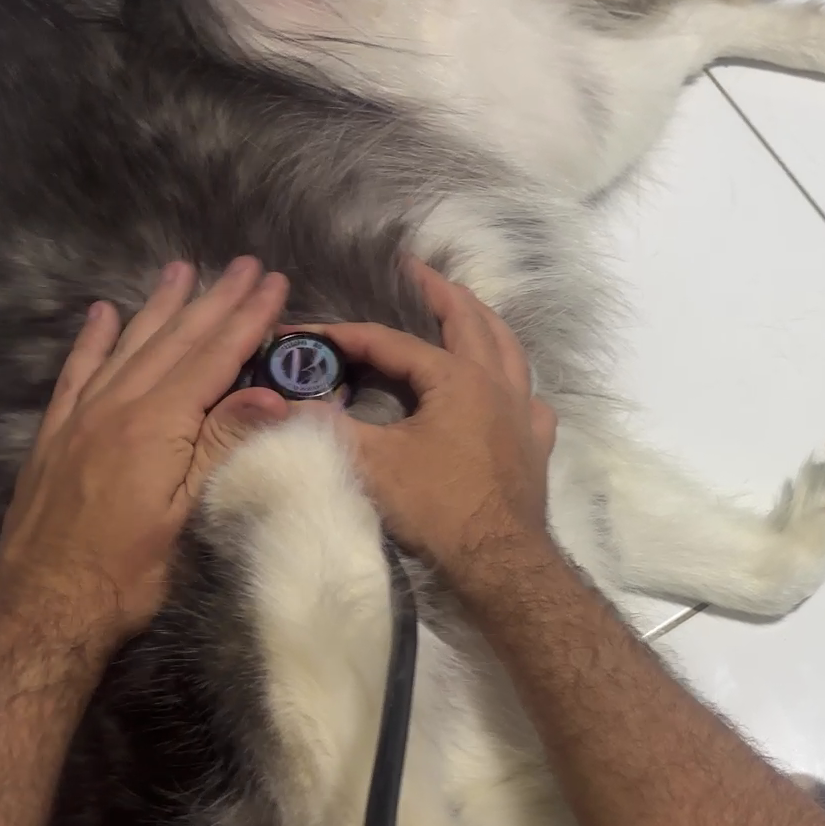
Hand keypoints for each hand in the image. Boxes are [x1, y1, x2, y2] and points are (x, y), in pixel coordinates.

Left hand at [0, 257, 291, 648]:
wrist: (47, 611)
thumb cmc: (136, 567)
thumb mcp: (194, 510)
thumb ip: (227, 445)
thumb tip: (274, 393)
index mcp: (154, 426)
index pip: (212, 358)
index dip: (247, 319)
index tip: (275, 284)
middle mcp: (114, 410)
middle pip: (173, 342)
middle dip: (214, 300)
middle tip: (245, 264)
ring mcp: (81, 420)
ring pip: (129, 348)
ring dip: (160, 307)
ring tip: (182, 270)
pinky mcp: (60, 437)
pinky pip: (79, 374)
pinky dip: (95, 340)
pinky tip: (105, 314)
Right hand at [315, 260, 557, 581]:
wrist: (497, 554)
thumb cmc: (437, 506)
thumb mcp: (370, 462)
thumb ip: (327, 425)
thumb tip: (287, 399)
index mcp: (459, 380)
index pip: (395, 343)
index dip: (347, 335)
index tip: (306, 335)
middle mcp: (499, 385)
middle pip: (472, 324)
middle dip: (442, 293)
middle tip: (417, 271)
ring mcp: (525, 412)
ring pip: (510, 352)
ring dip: (485, 324)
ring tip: (466, 308)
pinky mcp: (537, 440)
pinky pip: (530, 398)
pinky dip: (515, 381)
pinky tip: (506, 388)